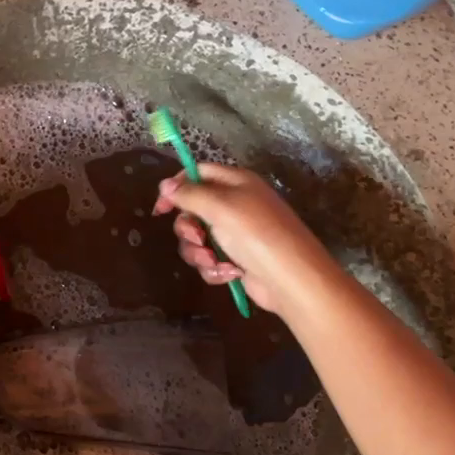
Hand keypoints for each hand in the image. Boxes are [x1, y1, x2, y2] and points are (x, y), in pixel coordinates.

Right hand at [153, 164, 334, 314]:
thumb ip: (189, 194)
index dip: (176, 186)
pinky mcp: (236, 260)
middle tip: (196, 237)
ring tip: (212, 260)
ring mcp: (236, 234)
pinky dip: (213, 268)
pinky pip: (209, 259)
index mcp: (236, 183)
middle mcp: (235, 205)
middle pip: (192, 208)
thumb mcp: (221, 207)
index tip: (161, 207)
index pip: (198, 172)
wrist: (293, 281)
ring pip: (197, 237)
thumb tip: (164, 185)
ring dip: (198, 251)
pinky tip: (228, 274)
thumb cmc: (257, 235)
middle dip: (187, 226)